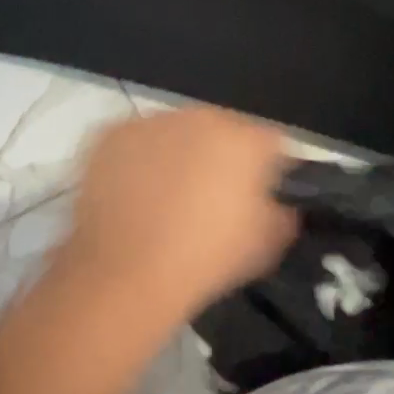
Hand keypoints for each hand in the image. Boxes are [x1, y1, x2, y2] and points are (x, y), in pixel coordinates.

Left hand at [56, 107, 298, 315]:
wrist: (127, 275)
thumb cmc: (207, 260)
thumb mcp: (270, 243)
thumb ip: (285, 212)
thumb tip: (282, 205)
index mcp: (248, 140)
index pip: (274, 142)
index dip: (272, 170)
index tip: (264, 196)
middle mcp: (202, 118)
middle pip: (224, 130)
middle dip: (224, 158)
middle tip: (216, 198)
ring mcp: (151, 123)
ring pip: (179, 133)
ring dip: (182, 156)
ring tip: (172, 198)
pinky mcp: (109, 136)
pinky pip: (138, 143)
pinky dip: (141, 161)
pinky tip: (139, 194)